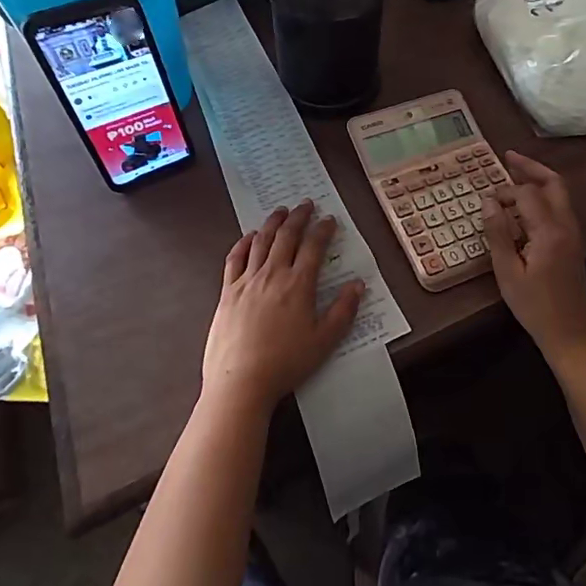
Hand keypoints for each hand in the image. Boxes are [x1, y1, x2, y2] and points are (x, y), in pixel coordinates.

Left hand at [202, 201, 364, 411]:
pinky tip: (249, 236)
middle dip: (298, 217)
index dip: (323, 230)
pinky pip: (235, 258)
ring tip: (280, 211)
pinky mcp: (227, 292)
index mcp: (298, 285)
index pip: (314, 247)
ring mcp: (247, 281)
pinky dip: (243, 243)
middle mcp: (272, 275)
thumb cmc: (285, 363)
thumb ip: (343, 311)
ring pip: (261, 241)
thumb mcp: (324, 341)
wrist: (240, 380)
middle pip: (286, 236)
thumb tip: (358, 285)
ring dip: (272, 222)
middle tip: (306, 205)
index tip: (330, 220)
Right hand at [481, 151, 585, 355]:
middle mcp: (566, 226)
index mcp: (549, 232)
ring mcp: (573, 233)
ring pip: (559, 193)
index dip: (504, 192)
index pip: (526, 194)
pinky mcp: (572, 241)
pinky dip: (542, 196)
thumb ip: (498, 233)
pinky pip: (559, 207)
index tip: (485, 201)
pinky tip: (523, 203)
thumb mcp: (507, 271)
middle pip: (553, 183)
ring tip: (513, 173)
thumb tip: (488, 202)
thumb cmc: (533, 305)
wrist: (569, 331)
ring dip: (537, 180)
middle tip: (508, 156)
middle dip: (530, 167)